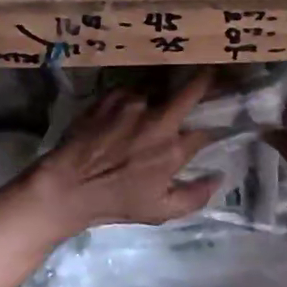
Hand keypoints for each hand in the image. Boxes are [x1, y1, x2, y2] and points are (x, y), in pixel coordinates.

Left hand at [25, 74, 221, 236]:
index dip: (211, 131)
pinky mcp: (111, 97)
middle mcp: (158, 120)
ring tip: (148, 110)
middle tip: (209, 74)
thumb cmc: (116, 202)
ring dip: (157, 100)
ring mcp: (133, 105)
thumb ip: (196, 196)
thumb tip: (220, 176)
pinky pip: (130, 92)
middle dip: (204, 82)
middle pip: (191, 91)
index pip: (205, 132)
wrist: (67, 186)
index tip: (213, 128)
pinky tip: (123, 114)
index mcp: (172, 149)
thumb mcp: (161, 211)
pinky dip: (131, 100)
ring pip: (157, 92)